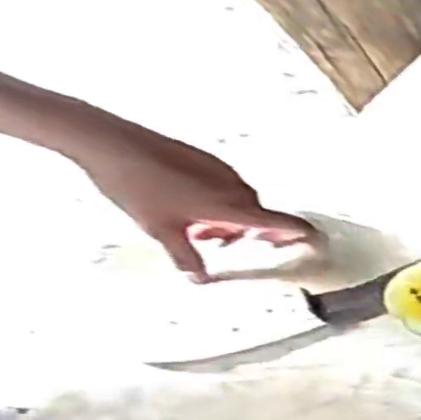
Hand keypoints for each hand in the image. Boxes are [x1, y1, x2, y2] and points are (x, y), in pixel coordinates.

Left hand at [73, 126, 316, 280]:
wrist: (106, 140)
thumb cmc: (137, 186)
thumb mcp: (159, 229)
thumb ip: (185, 256)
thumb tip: (199, 279)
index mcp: (238, 210)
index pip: (292, 225)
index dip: (307, 237)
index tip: (314, 244)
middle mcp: (241, 192)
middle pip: (258, 217)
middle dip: (240, 231)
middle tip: (205, 237)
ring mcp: (225, 173)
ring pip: (239, 202)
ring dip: (224, 214)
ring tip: (186, 217)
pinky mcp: (209, 160)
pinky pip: (223, 185)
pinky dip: (212, 196)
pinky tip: (177, 195)